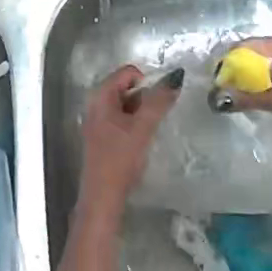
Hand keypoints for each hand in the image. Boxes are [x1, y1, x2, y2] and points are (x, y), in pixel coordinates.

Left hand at [77, 65, 180, 215]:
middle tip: (155, 118)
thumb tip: (175, 78)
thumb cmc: (120, 159)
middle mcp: (96, 103)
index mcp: (101, 96)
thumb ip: (159, 102)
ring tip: (150, 130)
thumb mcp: (143, 128)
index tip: (159, 102)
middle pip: (127, 87)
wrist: (102, 198)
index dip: (147, 82)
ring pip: (126, 104)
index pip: (128, 72)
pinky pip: (122, 118)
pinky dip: (135, 123)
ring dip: (142, 112)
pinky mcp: (103, 136)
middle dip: (146, 98)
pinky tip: (141, 141)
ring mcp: (98, 120)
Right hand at [214, 35, 271, 135]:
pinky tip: (265, 95)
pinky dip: (267, 79)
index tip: (218, 82)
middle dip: (239, 71)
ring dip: (253, 77)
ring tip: (243, 95)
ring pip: (265, 62)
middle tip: (228, 90)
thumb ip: (245, 97)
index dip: (227, 63)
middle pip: (253, 53)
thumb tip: (218, 99)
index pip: (242, 46)